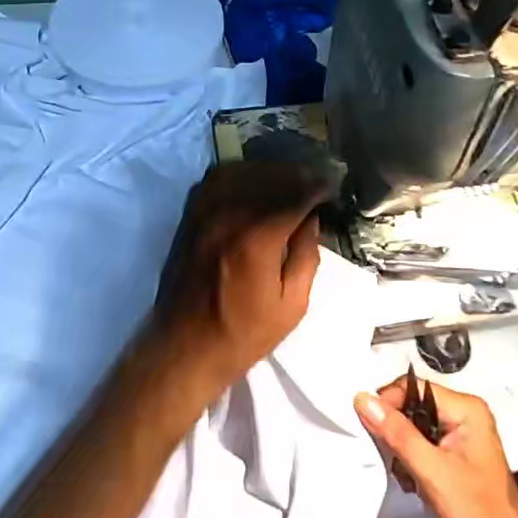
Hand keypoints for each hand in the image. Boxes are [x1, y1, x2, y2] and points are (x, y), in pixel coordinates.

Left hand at [145, 161, 327, 396]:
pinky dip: (241, 174)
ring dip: (270, 171)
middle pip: (270, 175)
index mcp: (256, 238)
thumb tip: (311, 218)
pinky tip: (256, 184)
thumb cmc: (243, 334)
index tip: (333, 187)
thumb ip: (305, 255)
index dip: (318, 186)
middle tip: (316, 183)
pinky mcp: (189, 216)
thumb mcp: (292, 304)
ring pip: (242, 170)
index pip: (296, 194)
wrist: (185, 347)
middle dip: (298, 175)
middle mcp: (228, 214)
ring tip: (290, 181)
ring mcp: (203, 212)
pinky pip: (217, 179)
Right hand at [354, 377, 517, 517]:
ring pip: (411, 423)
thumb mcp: (432, 471)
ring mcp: (459, 431)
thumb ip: (397, 434)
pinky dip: (409, 457)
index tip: (371, 430)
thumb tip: (363, 399)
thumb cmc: (476, 510)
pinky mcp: (452, 448)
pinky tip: (413, 479)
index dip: (387, 404)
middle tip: (392, 459)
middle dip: (394, 430)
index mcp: (465, 408)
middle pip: (411, 404)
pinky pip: (419, 439)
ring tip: (406, 475)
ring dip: (400, 447)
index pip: (413, 387)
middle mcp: (463, 412)